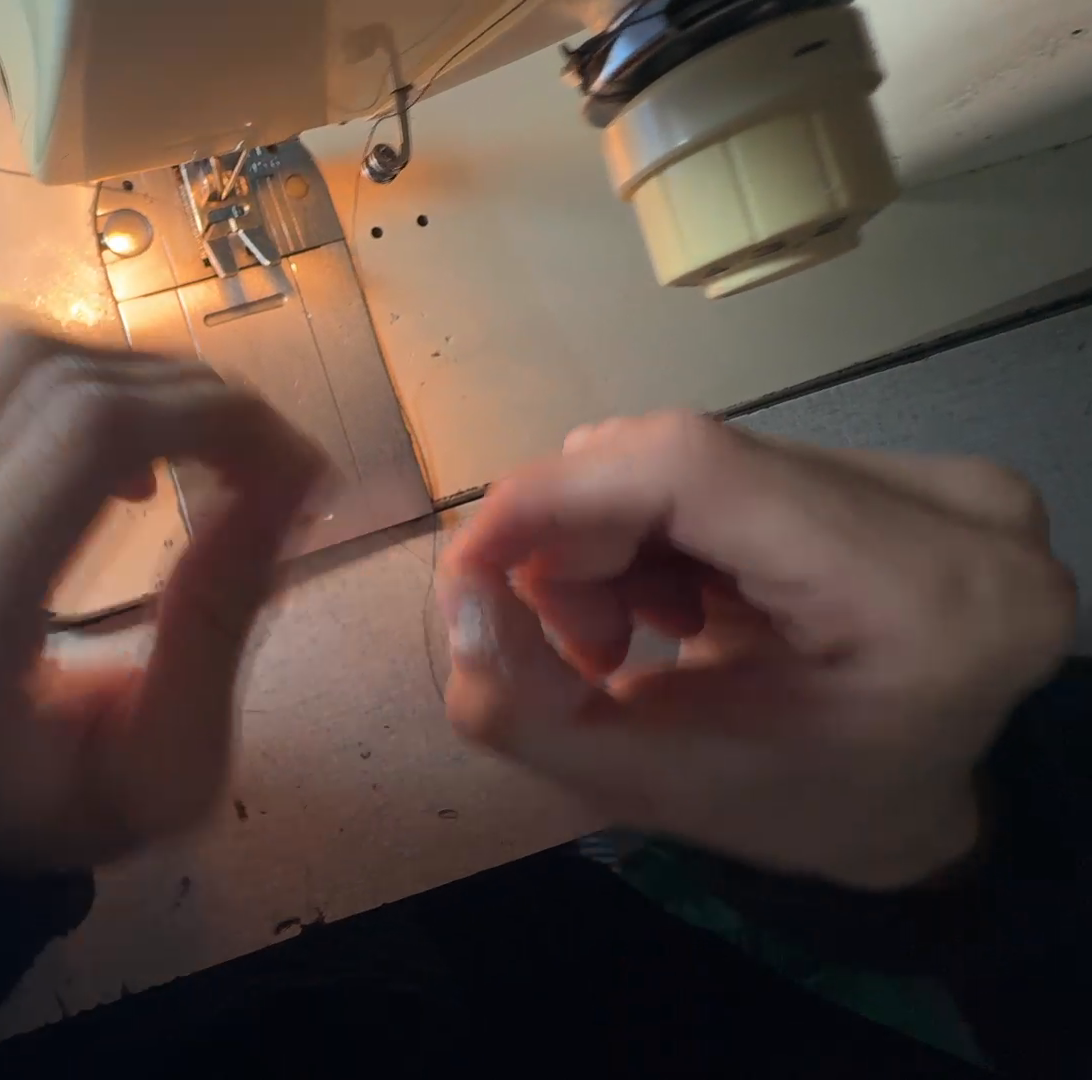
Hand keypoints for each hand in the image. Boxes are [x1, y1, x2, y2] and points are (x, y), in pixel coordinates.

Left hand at [0, 323, 326, 871]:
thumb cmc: (37, 812)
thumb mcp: (165, 764)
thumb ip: (223, 618)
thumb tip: (291, 469)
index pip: (79, 443)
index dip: (206, 414)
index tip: (283, 456)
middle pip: (40, 383)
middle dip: (173, 393)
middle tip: (238, 451)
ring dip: (102, 387)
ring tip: (147, 461)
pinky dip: (11, 395)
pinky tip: (41, 458)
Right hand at [436, 411, 1077, 888]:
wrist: (885, 804)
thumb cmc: (766, 807)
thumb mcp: (613, 777)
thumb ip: (508, 697)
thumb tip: (459, 584)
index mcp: (919, 601)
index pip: (684, 470)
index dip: (544, 499)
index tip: (469, 567)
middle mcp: (949, 512)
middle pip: (666, 458)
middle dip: (568, 541)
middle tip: (566, 638)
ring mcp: (927, 479)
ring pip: (670, 457)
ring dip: (598, 540)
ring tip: (615, 631)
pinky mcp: (889, 470)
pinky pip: (698, 464)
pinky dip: (637, 529)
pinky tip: (660, 598)